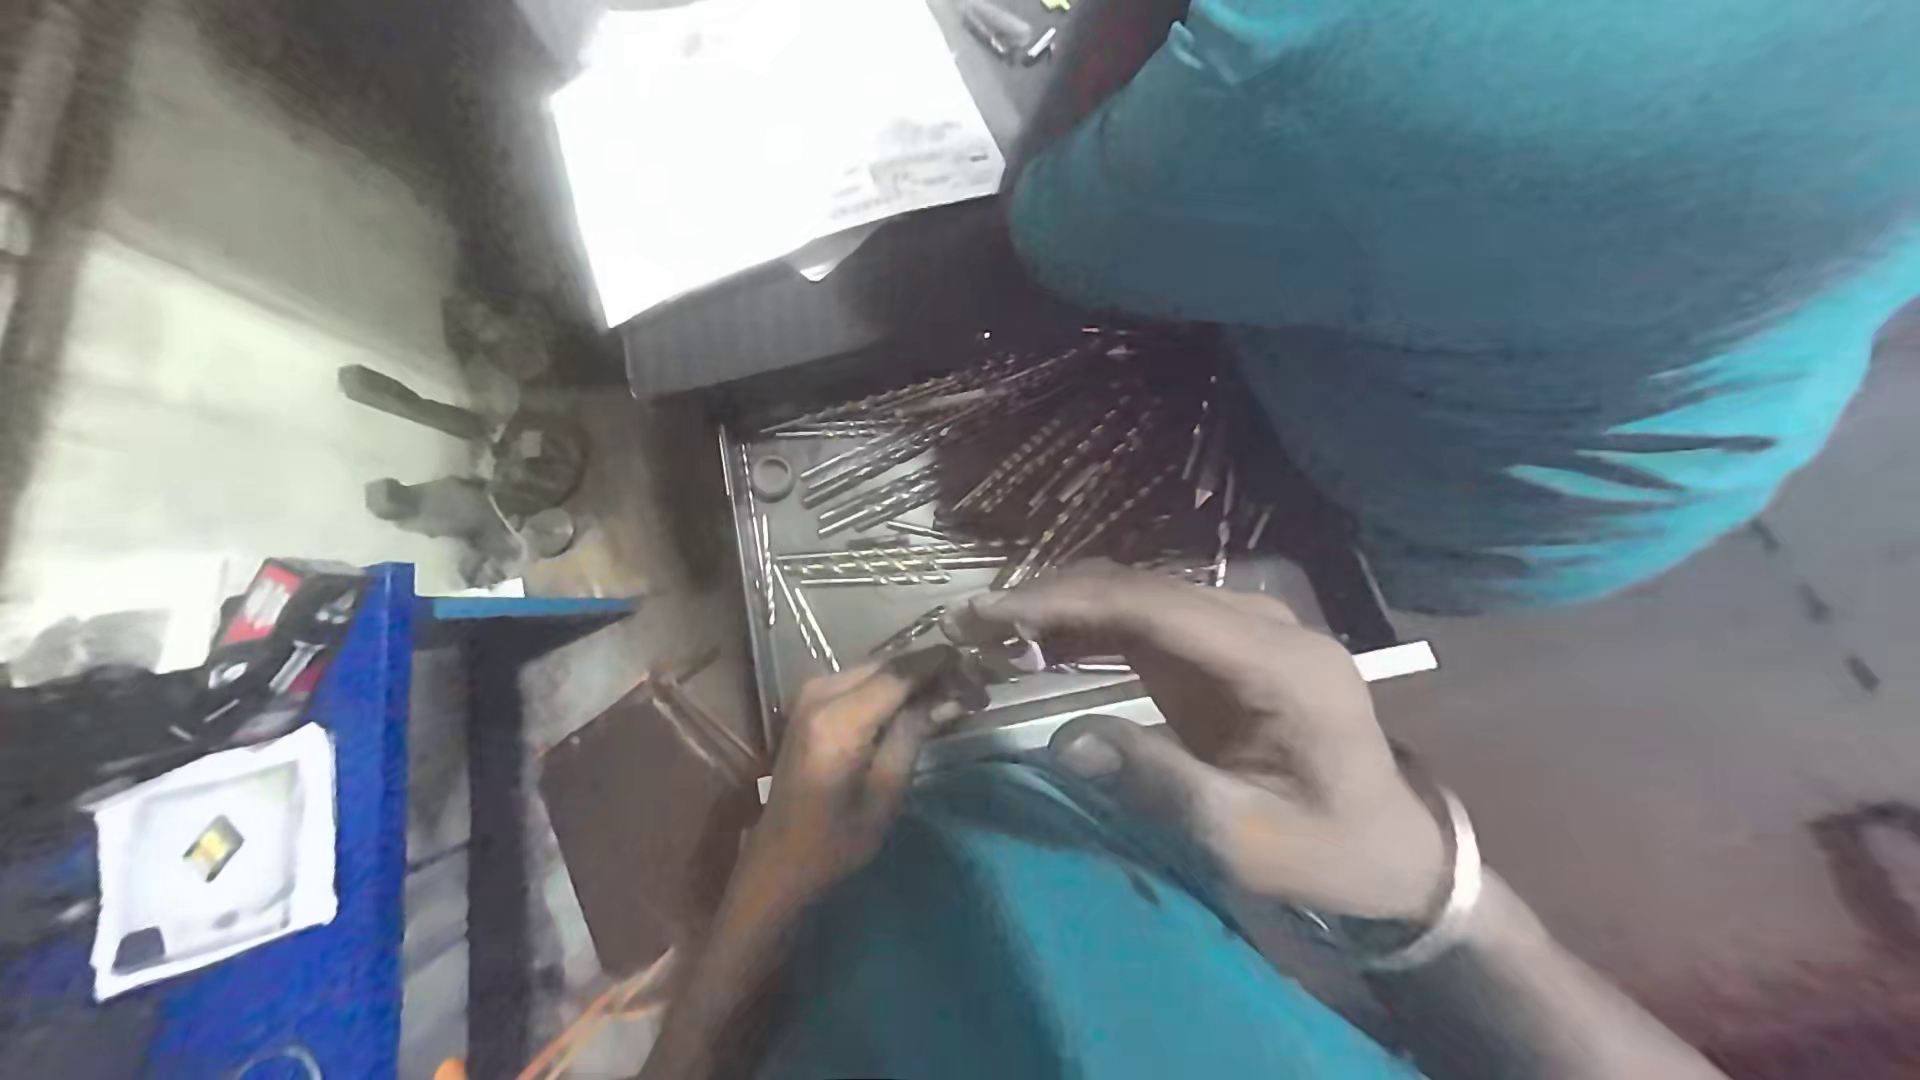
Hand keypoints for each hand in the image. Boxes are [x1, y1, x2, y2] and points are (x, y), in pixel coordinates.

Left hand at [734, 650, 958, 909]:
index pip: (898, 672)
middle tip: (969, 684)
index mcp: (837, 720)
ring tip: (950, 691)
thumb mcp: (885, 793)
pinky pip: (860, 680)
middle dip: (929, 669)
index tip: (975, 666)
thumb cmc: (834, 841)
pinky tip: (916, 699)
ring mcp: (810, 693)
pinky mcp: (810, 701)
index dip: (939, 663)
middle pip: (887, 663)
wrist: (778, 860)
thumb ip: (913, 733)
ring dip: (912, 675)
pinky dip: (891, 685)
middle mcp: (819, 693)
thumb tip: (948, 695)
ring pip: (876, 667)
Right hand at [963, 562, 1445, 918]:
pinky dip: (1086, 623)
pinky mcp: (1219, 639)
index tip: (995, 614)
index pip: (1156, 606)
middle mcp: (1260, 622)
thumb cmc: (1328, 846)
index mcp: (1279, 662)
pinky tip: (1041, 640)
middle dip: (1051, 598)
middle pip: (1139, 586)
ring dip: (1061, 606)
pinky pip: (1142, 614)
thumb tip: (1064, 741)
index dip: (1068, 602)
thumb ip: (1160, 782)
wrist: (1390, 840)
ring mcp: (1240, 624)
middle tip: (976, 624)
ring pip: (1134, 591)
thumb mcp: (1247, 838)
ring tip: (994, 631)